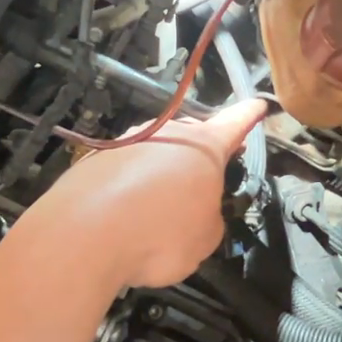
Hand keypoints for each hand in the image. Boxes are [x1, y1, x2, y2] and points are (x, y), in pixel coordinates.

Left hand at [16, 98, 267, 289]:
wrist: (84, 235)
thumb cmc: (160, 234)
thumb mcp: (205, 238)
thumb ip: (209, 217)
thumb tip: (195, 210)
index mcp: (204, 147)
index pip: (235, 123)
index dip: (248, 117)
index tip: (257, 104)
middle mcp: (166, 134)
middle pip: (192, 137)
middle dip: (200, 155)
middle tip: (205, 180)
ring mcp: (127, 143)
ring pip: (155, 155)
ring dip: (161, 175)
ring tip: (159, 212)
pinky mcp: (95, 161)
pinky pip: (124, 173)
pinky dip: (130, 190)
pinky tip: (125, 218)